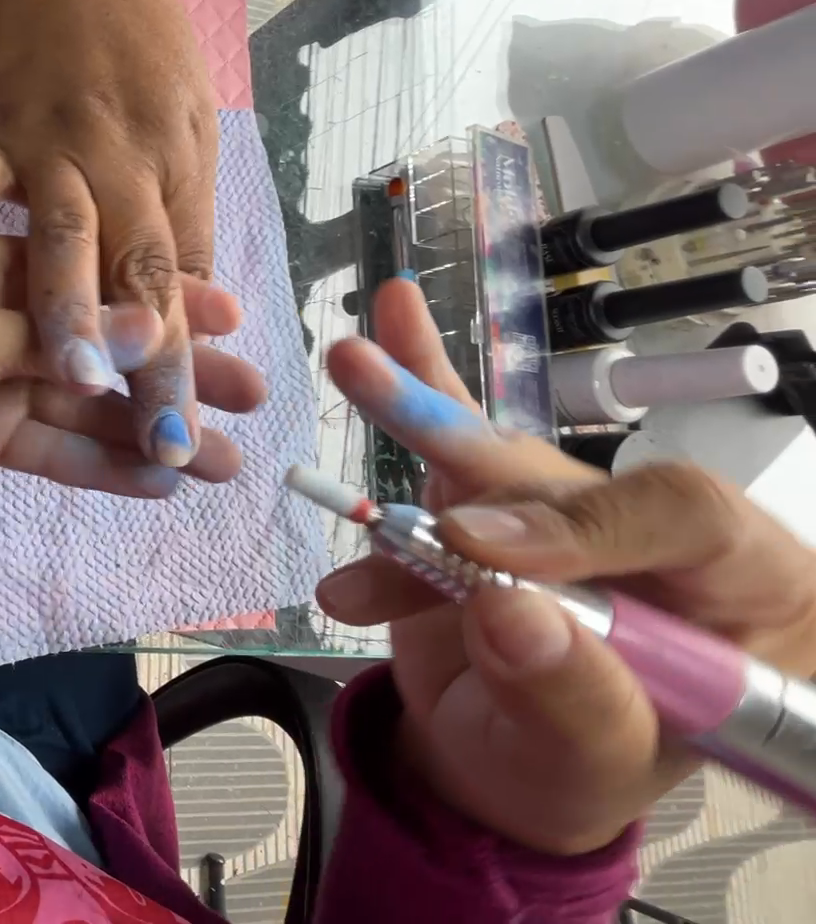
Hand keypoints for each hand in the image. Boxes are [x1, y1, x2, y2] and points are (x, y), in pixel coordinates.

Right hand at [0, 0, 220, 469]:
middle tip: (164, 439)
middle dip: (147, 363)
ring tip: (77, 379)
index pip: (177, 284)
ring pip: (62, 240)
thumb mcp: (185, 129)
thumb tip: (195, 306)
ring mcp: (48, 151)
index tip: (190, 432)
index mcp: (169, 176)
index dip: (184, 360)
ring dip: (67, 311)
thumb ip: (180, 219)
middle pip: (135, 278)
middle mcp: (119, 171)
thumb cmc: (136, 53)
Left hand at [0, 237, 263, 491]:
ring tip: (220, 460)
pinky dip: (98, 468)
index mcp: (8, 277)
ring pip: (89, 411)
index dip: (161, 302)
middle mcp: (13, 327)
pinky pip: (53, 451)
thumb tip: (149, 327)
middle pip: (107, 352)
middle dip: (174, 374)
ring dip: (149, 435)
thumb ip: (57, 337)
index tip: (228, 316)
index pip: (99, 286)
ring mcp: (1, 385)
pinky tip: (157, 483)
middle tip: (249, 396)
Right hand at [317, 278, 815, 854]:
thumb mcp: (585, 764)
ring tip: (350, 363)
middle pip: (560, 476)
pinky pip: (447, 442)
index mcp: (736, 593)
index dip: (581, 520)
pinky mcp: (474, 506)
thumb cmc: (565, 772)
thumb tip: (506, 614)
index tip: (473, 550)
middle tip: (374, 388)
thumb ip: (570, 698)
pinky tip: (391, 315)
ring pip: (485, 455)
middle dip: (464, 442)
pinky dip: (411, 387)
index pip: (682, 520)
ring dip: (408, 408)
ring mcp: (550, 514)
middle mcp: (642, 536)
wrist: (497, 758)